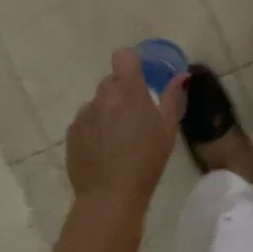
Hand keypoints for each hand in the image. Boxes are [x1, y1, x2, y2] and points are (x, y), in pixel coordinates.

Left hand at [66, 48, 189, 216]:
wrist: (110, 195)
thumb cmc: (147, 161)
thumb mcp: (167, 130)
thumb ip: (173, 98)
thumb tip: (181, 76)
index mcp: (129, 91)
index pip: (123, 56)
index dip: (130, 63)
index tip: (138, 77)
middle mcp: (103, 96)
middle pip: (111, 81)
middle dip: (121, 92)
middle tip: (133, 117)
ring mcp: (84, 113)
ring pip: (97, 102)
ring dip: (106, 111)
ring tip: (116, 139)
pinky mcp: (72, 131)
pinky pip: (85, 120)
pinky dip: (93, 128)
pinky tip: (102, 151)